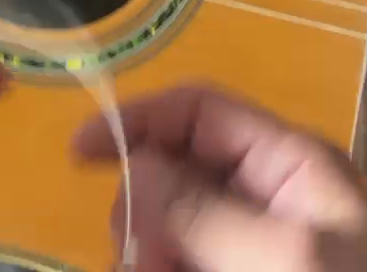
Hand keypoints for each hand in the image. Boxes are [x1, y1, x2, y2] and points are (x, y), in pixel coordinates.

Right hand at [72, 85, 366, 271]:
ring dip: (149, 256)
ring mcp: (255, 246)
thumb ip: (206, 212)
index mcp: (289, 164)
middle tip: (139, 265)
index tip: (76, 155)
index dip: (137, 119)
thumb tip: (134, 165)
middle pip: (175, 171)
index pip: (198, 110)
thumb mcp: (288, 263)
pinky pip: (180, 263)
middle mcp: (269, 194)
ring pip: (170, 228)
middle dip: (144, 213)